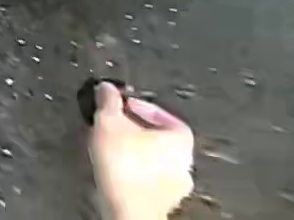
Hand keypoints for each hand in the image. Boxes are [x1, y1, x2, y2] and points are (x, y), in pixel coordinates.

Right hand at [88, 82, 194, 219]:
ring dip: (139, 148)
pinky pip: (153, 176)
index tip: (129, 105)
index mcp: (179, 143)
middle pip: (166, 140)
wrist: (128, 206)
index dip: (151, 110)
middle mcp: (185, 165)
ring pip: (159, 159)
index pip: (174, 121)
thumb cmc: (123, 159)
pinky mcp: (164, 200)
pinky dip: (138, 166)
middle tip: (119, 121)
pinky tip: (117, 161)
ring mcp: (177, 186)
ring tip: (114, 141)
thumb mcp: (108, 119)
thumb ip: (109, 101)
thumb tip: (108, 87)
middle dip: (141, 128)